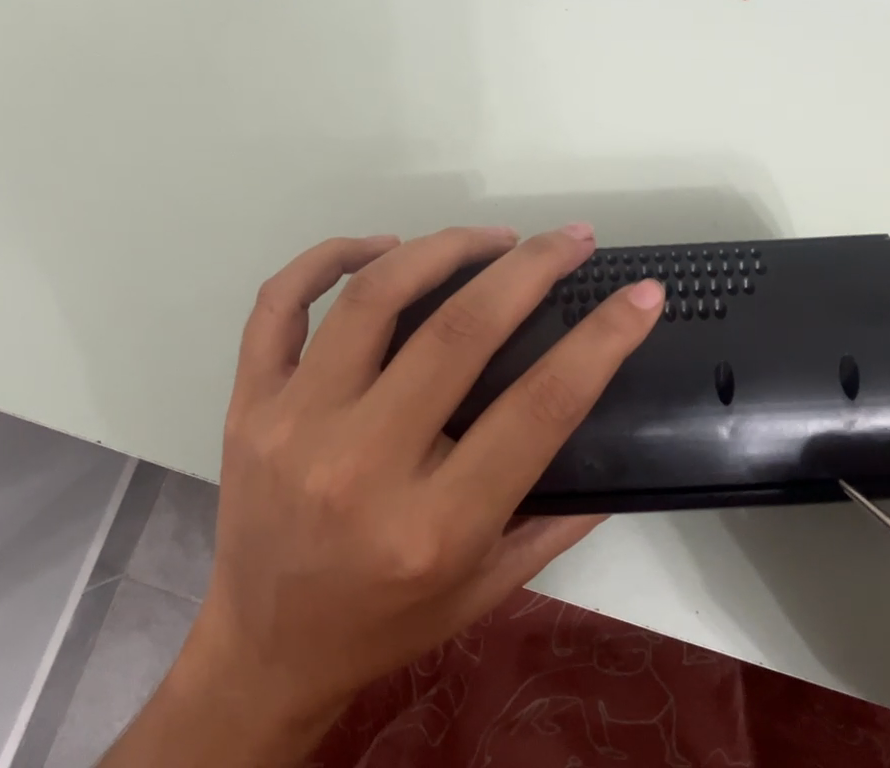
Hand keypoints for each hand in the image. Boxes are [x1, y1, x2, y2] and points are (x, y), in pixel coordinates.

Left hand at [101, 225, 663, 767]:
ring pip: (372, 297)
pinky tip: (382, 246)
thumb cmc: (387, 623)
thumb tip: (617, 440)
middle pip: (458, 332)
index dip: (602, 340)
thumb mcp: (490, 588)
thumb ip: (559, 518)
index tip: (641, 295)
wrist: (266, 650)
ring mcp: (294, 425)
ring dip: (443, 248)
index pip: (538, 407)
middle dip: (530, 268)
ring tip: (491, 239)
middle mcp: (361, 465)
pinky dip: (329, 256)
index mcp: (436, 525)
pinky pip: (279, 303)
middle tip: (570, 239)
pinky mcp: (249, 404)